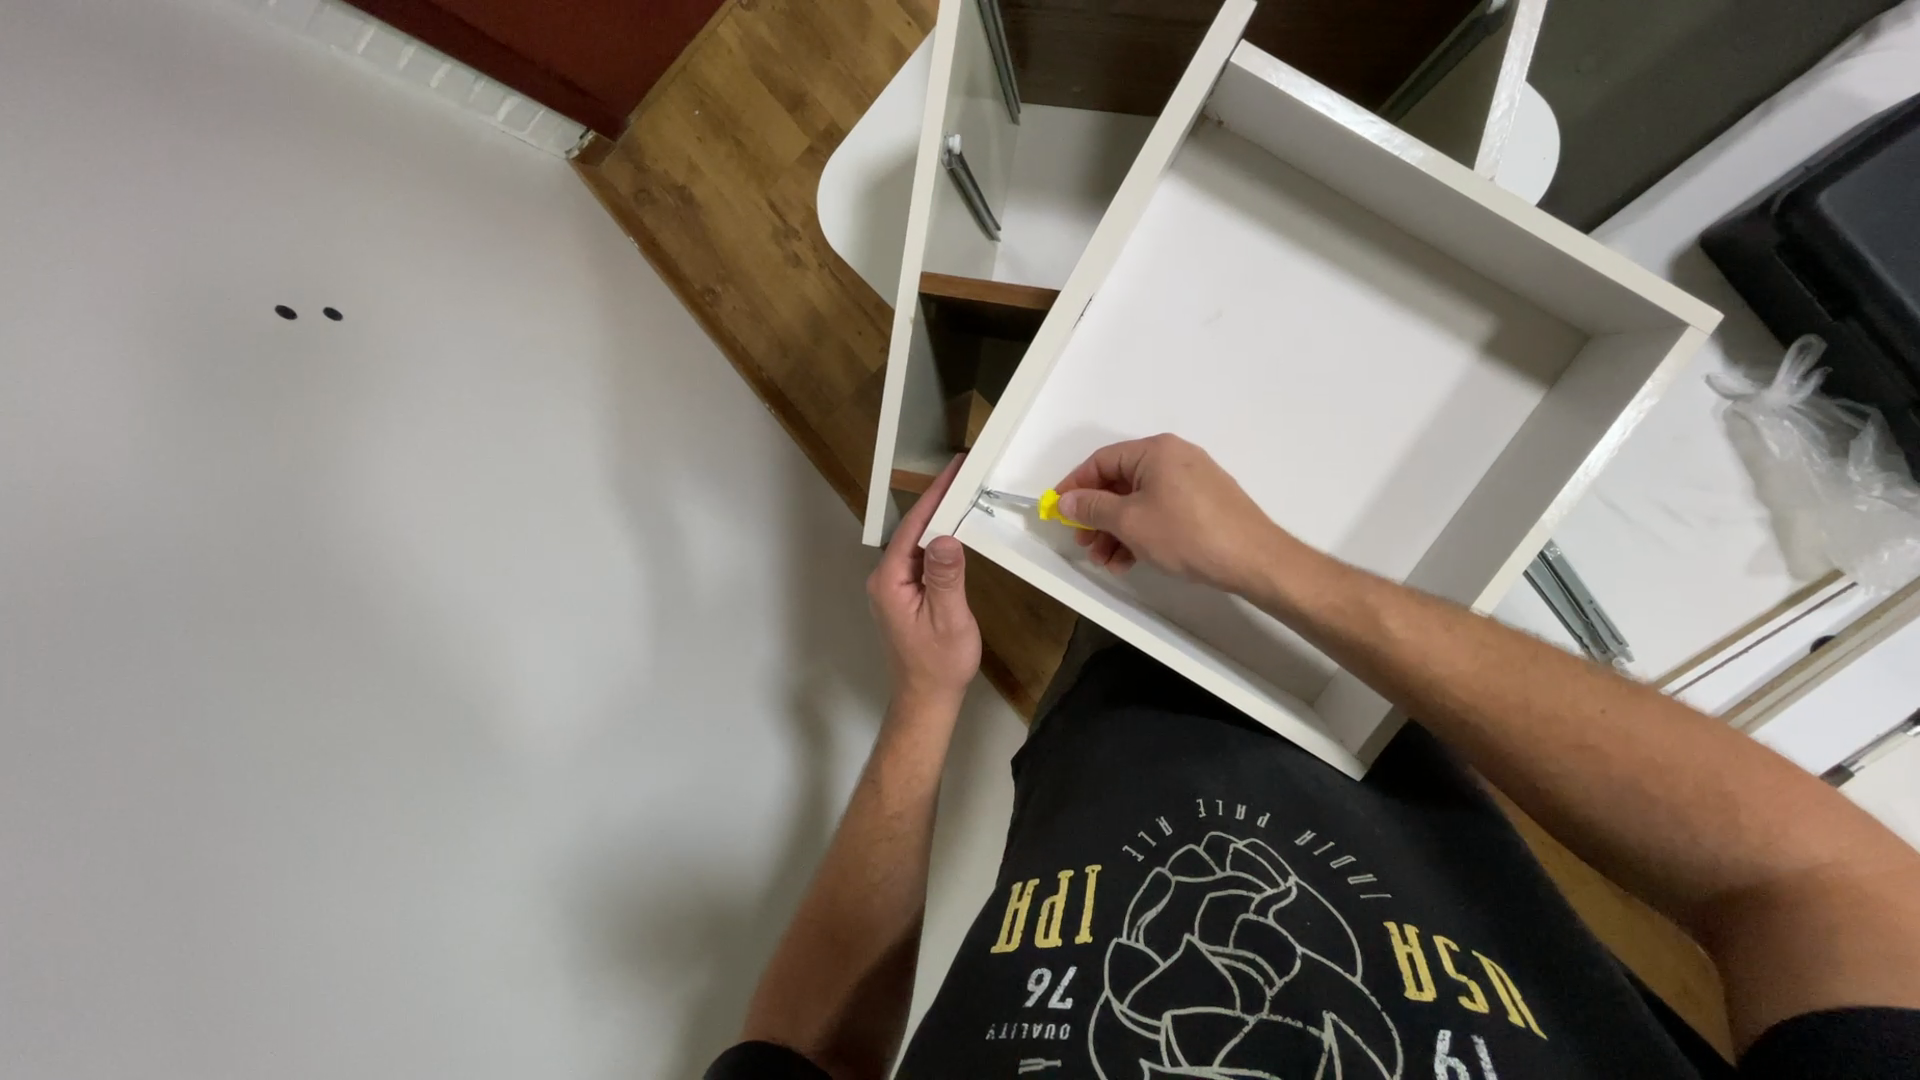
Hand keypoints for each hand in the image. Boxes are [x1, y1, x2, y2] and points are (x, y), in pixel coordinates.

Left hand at [867, 456, 980, 708]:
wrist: (927, 699)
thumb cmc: (939, 664)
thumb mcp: (948, 619)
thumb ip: (945, 577)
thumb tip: (944, 537)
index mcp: (890, 580)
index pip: (913, 526)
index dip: (934, 495)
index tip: (954, 469)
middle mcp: (885, 579)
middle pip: (912, 530)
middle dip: (936, 501)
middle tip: (963, 473)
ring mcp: (893, 587)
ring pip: (915, 544)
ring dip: (937, 520)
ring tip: (962, 493)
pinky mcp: (904, 595)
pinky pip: (919, 559)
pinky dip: (937, 542)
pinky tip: (953, 532)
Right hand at [1054, 434, 1287, 593]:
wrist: (1253, 559)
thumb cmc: (1186, 534)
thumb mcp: (1130, 522)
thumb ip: (1093, 509)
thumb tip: (1067, 502)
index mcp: (1155, 451)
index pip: (1102, 461)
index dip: (1075, 486)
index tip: (1058, 511)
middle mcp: (1174, 459)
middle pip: (1120, 483)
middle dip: (1097, 517)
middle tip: (1083, 543)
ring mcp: (1191, 482)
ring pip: (1139, 503)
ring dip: (1116, 532)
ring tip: (1105, 562)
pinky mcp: (1203, 506)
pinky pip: (1160, 513)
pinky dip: (1141, 534)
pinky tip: (1129, 562)